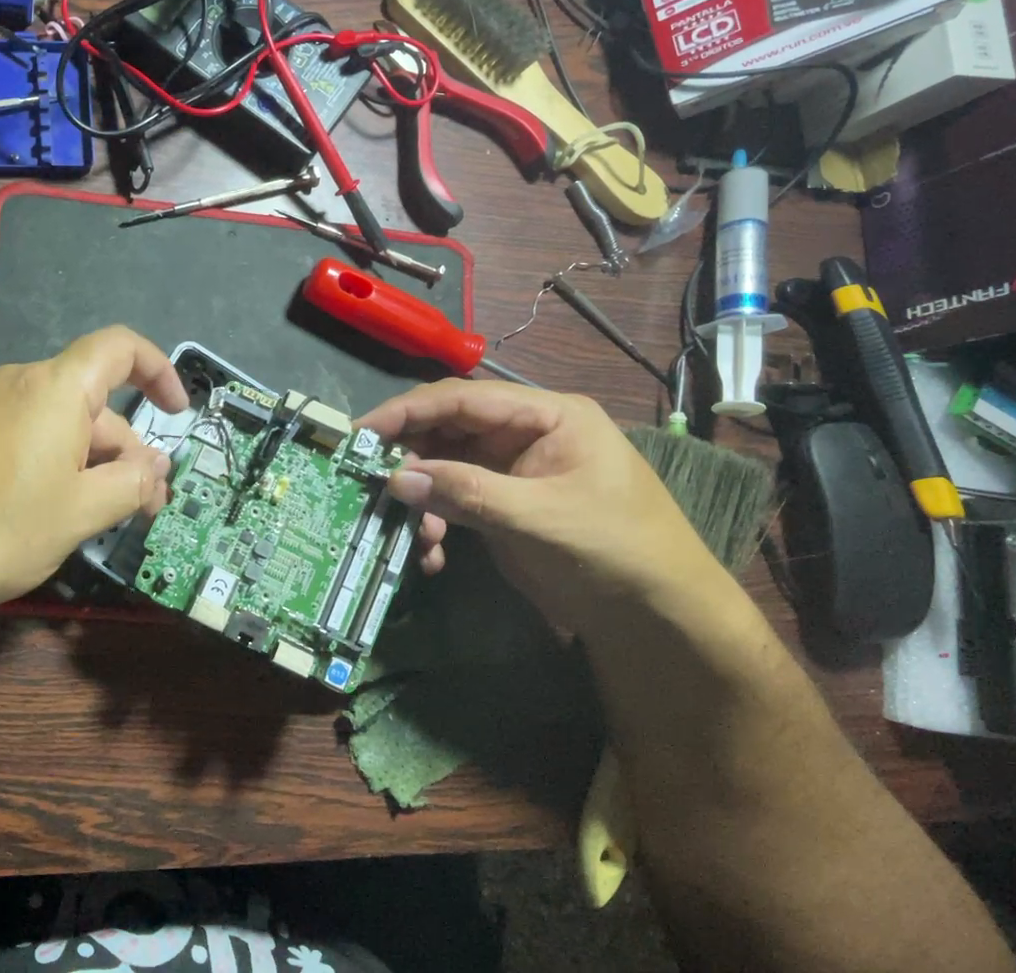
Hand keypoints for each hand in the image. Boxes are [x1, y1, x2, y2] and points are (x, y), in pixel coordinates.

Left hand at [0, 326, 188, 646]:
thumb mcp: (78, 514)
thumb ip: (129, 484)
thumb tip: (154, 466)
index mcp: (54, 388)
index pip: (121, 348)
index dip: (161, 371)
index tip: (179, 414)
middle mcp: (16, 383)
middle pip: (91, 400)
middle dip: (126, 450)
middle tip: (142, 508)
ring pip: (57, 424)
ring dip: (89, 464)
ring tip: (98, 519)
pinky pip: (22, 437)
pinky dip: (51, 466)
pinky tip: (48, 514)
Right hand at [357, 379, 724, 633]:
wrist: (655, 617)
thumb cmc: (615, 551)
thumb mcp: (540, 518)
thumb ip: (467, 492)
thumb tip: (396, 478)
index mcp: (547, 416)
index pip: (463, 399)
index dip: (407, 411)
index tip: (360, 432)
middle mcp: (523, 434)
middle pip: (446, 430)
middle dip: (408, 459)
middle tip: (368, 483)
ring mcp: (509, 470)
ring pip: (441, 468)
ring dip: (419, 500)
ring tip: (413, 537)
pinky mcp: (499, 504)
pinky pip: (449, 501)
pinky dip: (433, 524)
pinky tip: (431, 555)